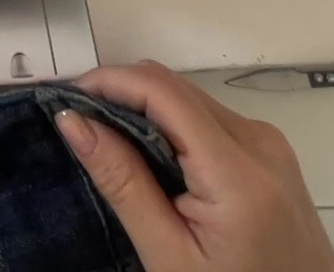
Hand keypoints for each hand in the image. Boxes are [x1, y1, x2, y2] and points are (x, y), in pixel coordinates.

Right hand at [56, 62, 333, 271]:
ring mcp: (268, 143)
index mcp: (238, 171)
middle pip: (172, 86)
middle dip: (117, 91)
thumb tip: (72, 118)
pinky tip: (145, 153)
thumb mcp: (169, 257)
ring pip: (185, 96)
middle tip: (76, 121)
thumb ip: (122, 182)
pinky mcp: (268, 152)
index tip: (64, 98)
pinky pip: (204, 115)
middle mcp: (258, 140)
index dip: (107, 80)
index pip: (160, 89)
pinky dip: (166, 121)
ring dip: (140, 104)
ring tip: (104, 138)